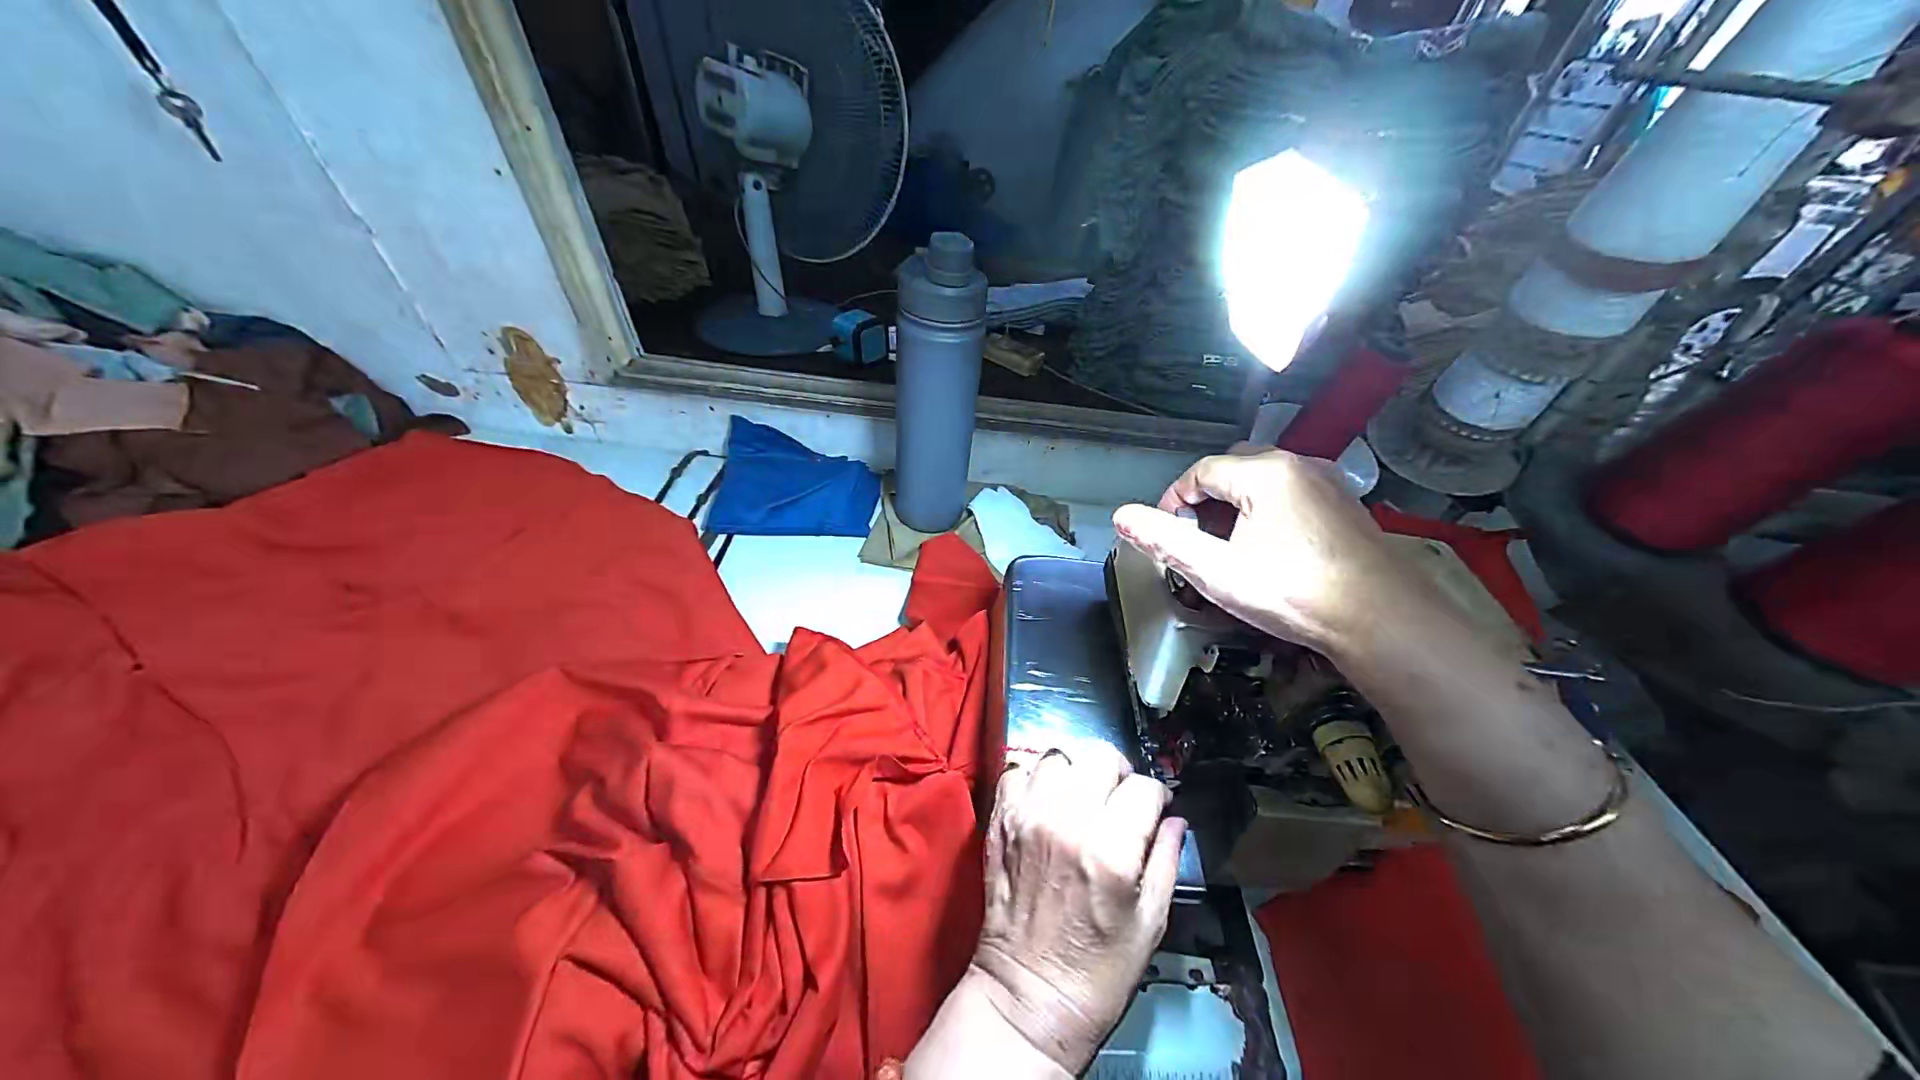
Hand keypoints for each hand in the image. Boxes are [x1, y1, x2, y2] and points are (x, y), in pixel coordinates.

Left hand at [969, 743, 1185, 1074]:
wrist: (1028, 997)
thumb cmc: (1099, 971)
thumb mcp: (1151, 924)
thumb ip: (1166, 861)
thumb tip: (1175, 820)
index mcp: (1111, 851)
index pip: (1143, 787)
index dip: (1156, 796)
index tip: (1155, 809)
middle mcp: (1066, 822)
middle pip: (1099, 757)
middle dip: (1119, 773)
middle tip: (1120, 798)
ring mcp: (1027, 818)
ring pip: (1057, 756)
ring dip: (1076, 771)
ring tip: (1081, 796)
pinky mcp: (1000, 822)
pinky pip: (1015, 772)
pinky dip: (1034, 778)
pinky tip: (1046, 801)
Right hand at [1111, 449, 1448, 655]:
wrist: (1382, 620)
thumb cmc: (1295, 593)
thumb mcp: (1216, 570)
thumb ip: (1166, 540)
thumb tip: (1122, 517)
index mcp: (1265, 472)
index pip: (1200, 471)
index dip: (1174, 501)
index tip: (1168, 534)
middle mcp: (1299, 465)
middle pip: (1232, 469)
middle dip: (1206, 501)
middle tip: (1197, 541)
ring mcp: (1328, 484)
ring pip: (1264, 482)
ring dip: (1237, 507)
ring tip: (1230, 549)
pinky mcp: (1345, 506)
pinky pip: (1292, 495)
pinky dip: (1268, 513)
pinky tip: (1271, 551)